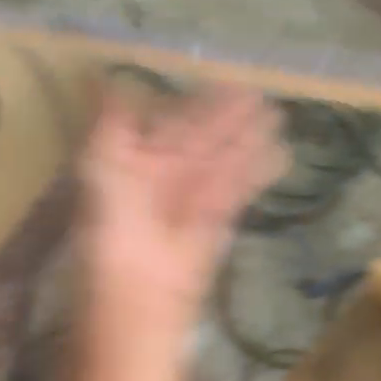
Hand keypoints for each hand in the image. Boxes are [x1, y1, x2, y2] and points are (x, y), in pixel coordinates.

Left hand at [81, 84, 284, 345]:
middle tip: (256, 92)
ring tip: (275, 114)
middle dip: (226, 118)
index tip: (217, 81)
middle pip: (199, 140)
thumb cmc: (116, 235)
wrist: (140, 301)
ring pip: (222, 160)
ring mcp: (190, 200)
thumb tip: (102, 79)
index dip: (190, 104)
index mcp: (130, 166)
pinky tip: (279, 153)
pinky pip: (237, 188)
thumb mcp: (102, 172)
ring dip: (246, 139)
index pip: (164, 127)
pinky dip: (256, 170)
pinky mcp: (215, 221)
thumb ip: (109, 126)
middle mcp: (161, 179)